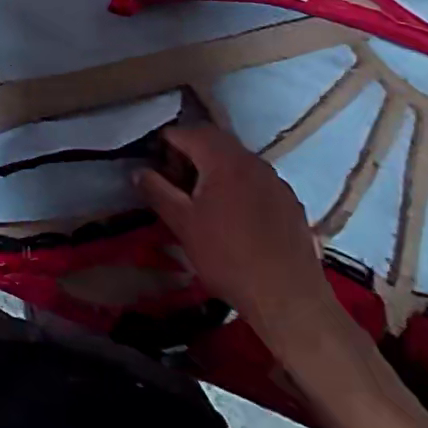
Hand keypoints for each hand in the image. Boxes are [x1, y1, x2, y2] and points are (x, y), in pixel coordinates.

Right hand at [135, 122, 333, 330]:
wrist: (286, 294)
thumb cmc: (227, 256)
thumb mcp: (183, 224)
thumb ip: (157, 192)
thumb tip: (137, 171)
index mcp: (224, 160)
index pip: (189, 132)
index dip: (166, 140)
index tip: (152, 159)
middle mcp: (253, 160)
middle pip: (216, 142)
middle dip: (190, 152)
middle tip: (173, 178)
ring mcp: (276, 180)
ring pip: (238, 161)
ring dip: (215, 169)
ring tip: (201, 199)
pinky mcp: (290, 201)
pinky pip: (256, 181)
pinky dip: (238, 186)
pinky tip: (234, 216)